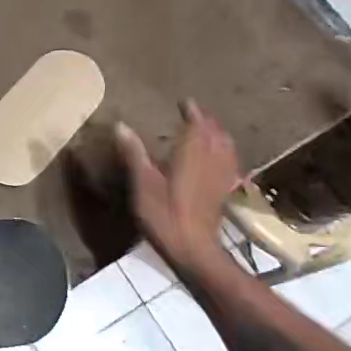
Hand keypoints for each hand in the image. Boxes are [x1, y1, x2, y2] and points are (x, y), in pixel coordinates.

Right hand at [116, 100, 241, 274]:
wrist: (194, 249)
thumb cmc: (165, 215)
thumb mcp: (143, 183)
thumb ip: (134, 153)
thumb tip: (120, 125)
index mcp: (192, 152)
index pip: (197, 123)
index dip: (192, 111)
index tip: (185, 102)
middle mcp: (212, 159)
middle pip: (215, 132)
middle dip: (206, 120)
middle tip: (195, 114)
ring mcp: (221, 176)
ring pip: (225, 146)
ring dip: (218, 134)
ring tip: (208, 130)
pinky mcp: (224, 191)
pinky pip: (229, 163)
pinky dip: (225, 153)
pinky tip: (219, 159)